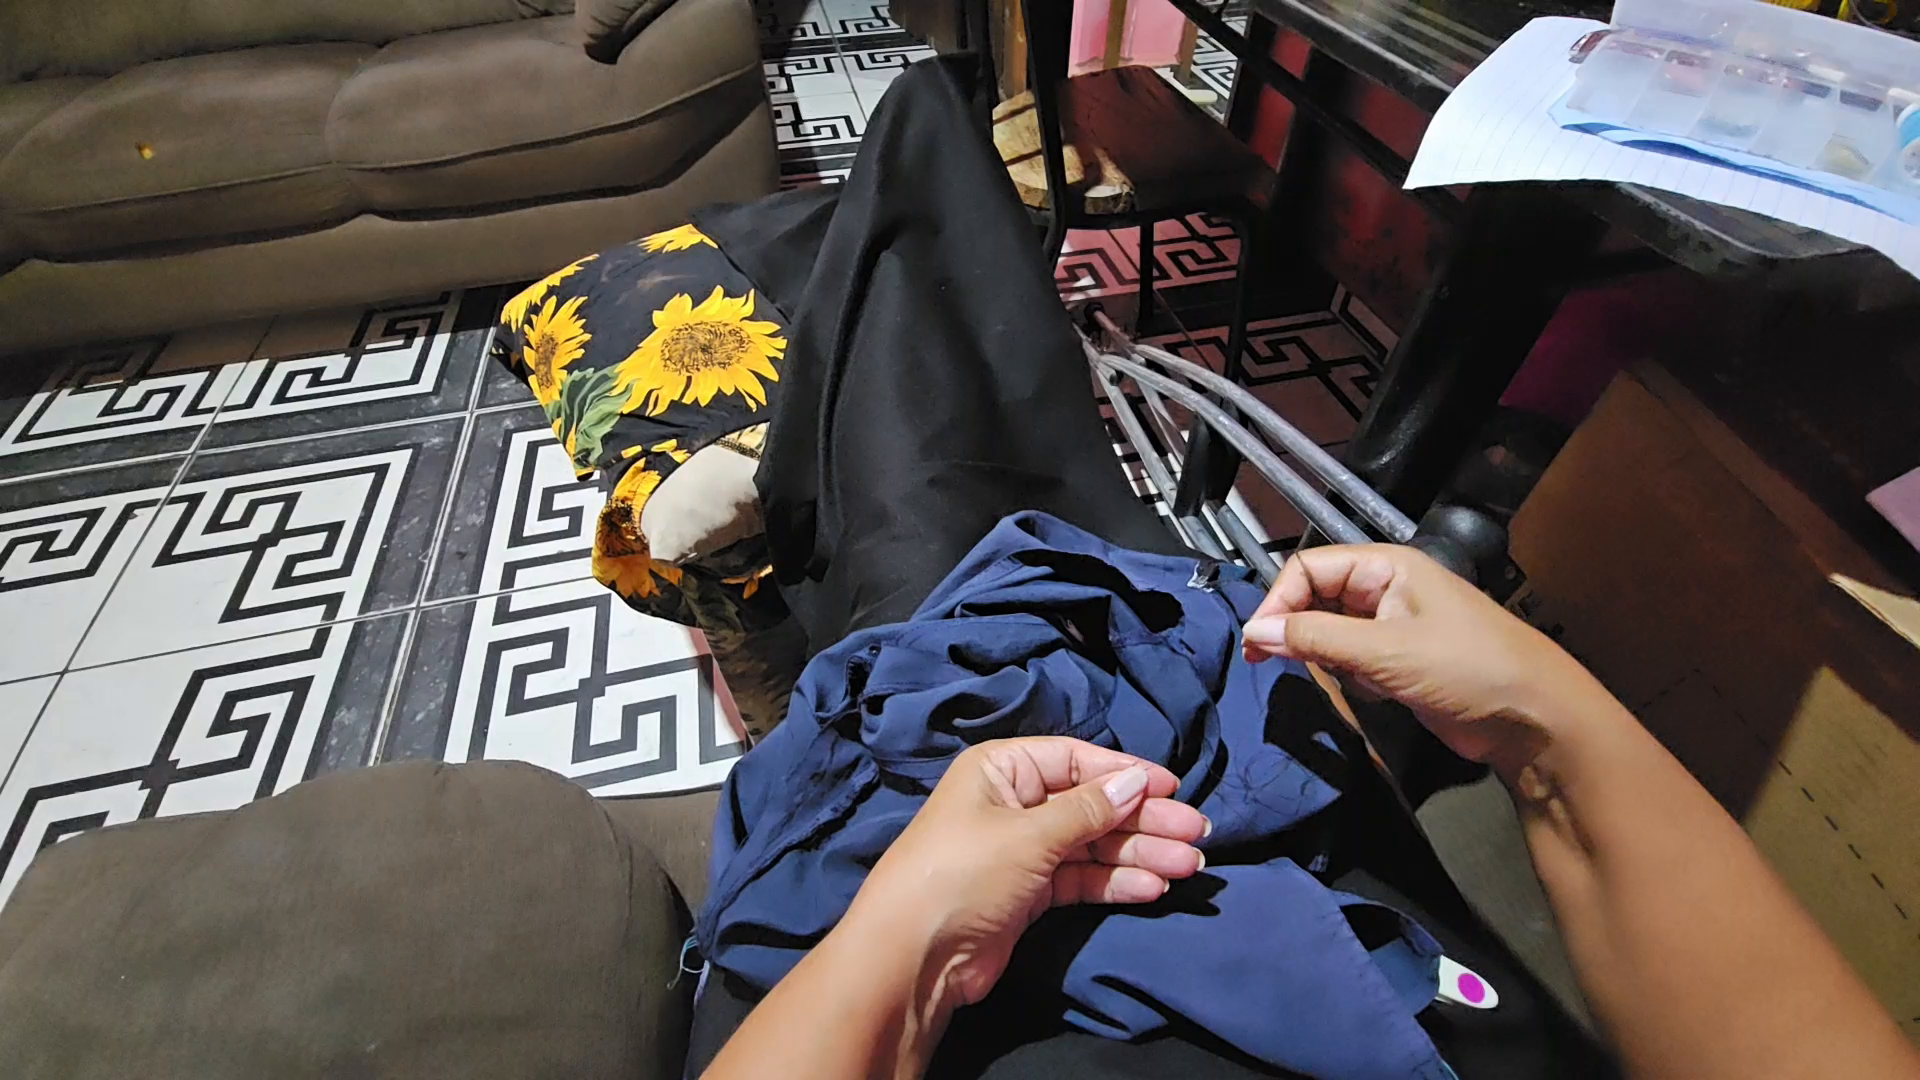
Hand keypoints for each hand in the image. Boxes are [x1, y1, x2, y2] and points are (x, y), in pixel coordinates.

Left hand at [845, 737, 1208, 1011]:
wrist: (911, 957)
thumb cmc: (965, 871)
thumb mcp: (1028, 834)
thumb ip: (1087, 810)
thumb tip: (1137, 780)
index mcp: (1002, 769)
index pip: (1075, 760)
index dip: (1124, 773)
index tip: (1172, 787)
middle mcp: (1014, 802)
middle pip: (1090, 803)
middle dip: (1142, 818)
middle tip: (1197, 833)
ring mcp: (1023, 848)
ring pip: (1091, 843)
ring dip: (1138, 852)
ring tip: (1189, 865)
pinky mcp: (1030, 891)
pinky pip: (1081, 877)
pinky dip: (1115, 881)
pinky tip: (1153, 886)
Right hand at [1240, 544, 1607, 772]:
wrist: (1539, 723)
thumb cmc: (1468, 669)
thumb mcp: (1384, 651)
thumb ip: (1314, 638)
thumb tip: (1254, 632)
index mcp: (1386, 567)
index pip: (1308, 568)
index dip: (1278, 600)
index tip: (1257, 641)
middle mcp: (1383, 588)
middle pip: (1313, 596)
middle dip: (1293, 628)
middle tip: (1264, 660)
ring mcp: (1390, 624)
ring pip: (1326, 629)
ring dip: (1321, 653)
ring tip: (1339, 677)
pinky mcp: (1395, 658)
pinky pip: (1347, 655)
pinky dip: (1345, 672)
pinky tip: (1368, 689)